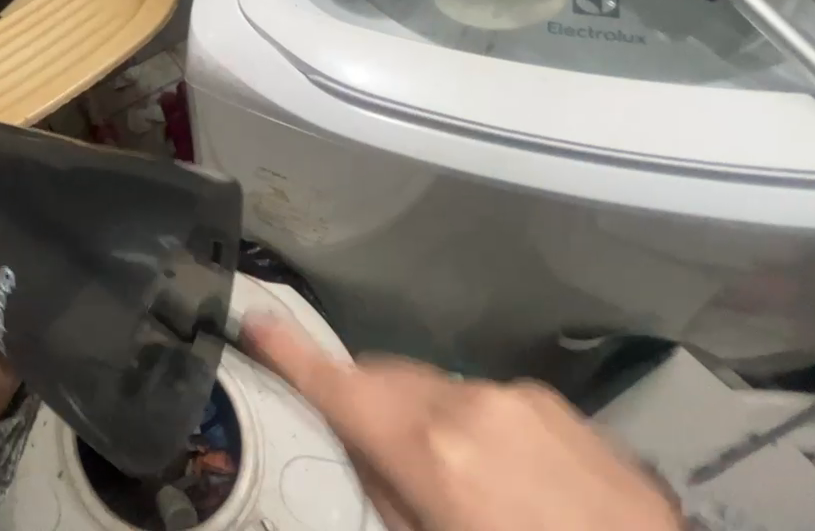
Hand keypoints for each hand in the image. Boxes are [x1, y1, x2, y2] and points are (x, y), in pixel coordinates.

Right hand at [241, 314, 679, 530]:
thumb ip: (389, 493)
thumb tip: (365, 448)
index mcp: (435, 452)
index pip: (340, 389)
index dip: (289, 355)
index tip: (254, 323)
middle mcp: (472, 408)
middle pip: (382, 379)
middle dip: (362, 400)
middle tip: (364, 447)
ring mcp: (520, 401)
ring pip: (432, 386)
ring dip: (417, 412)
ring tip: (445, 473)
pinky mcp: (560, 408)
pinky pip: (484, 400)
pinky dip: (469, 422)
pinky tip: (502, 474)